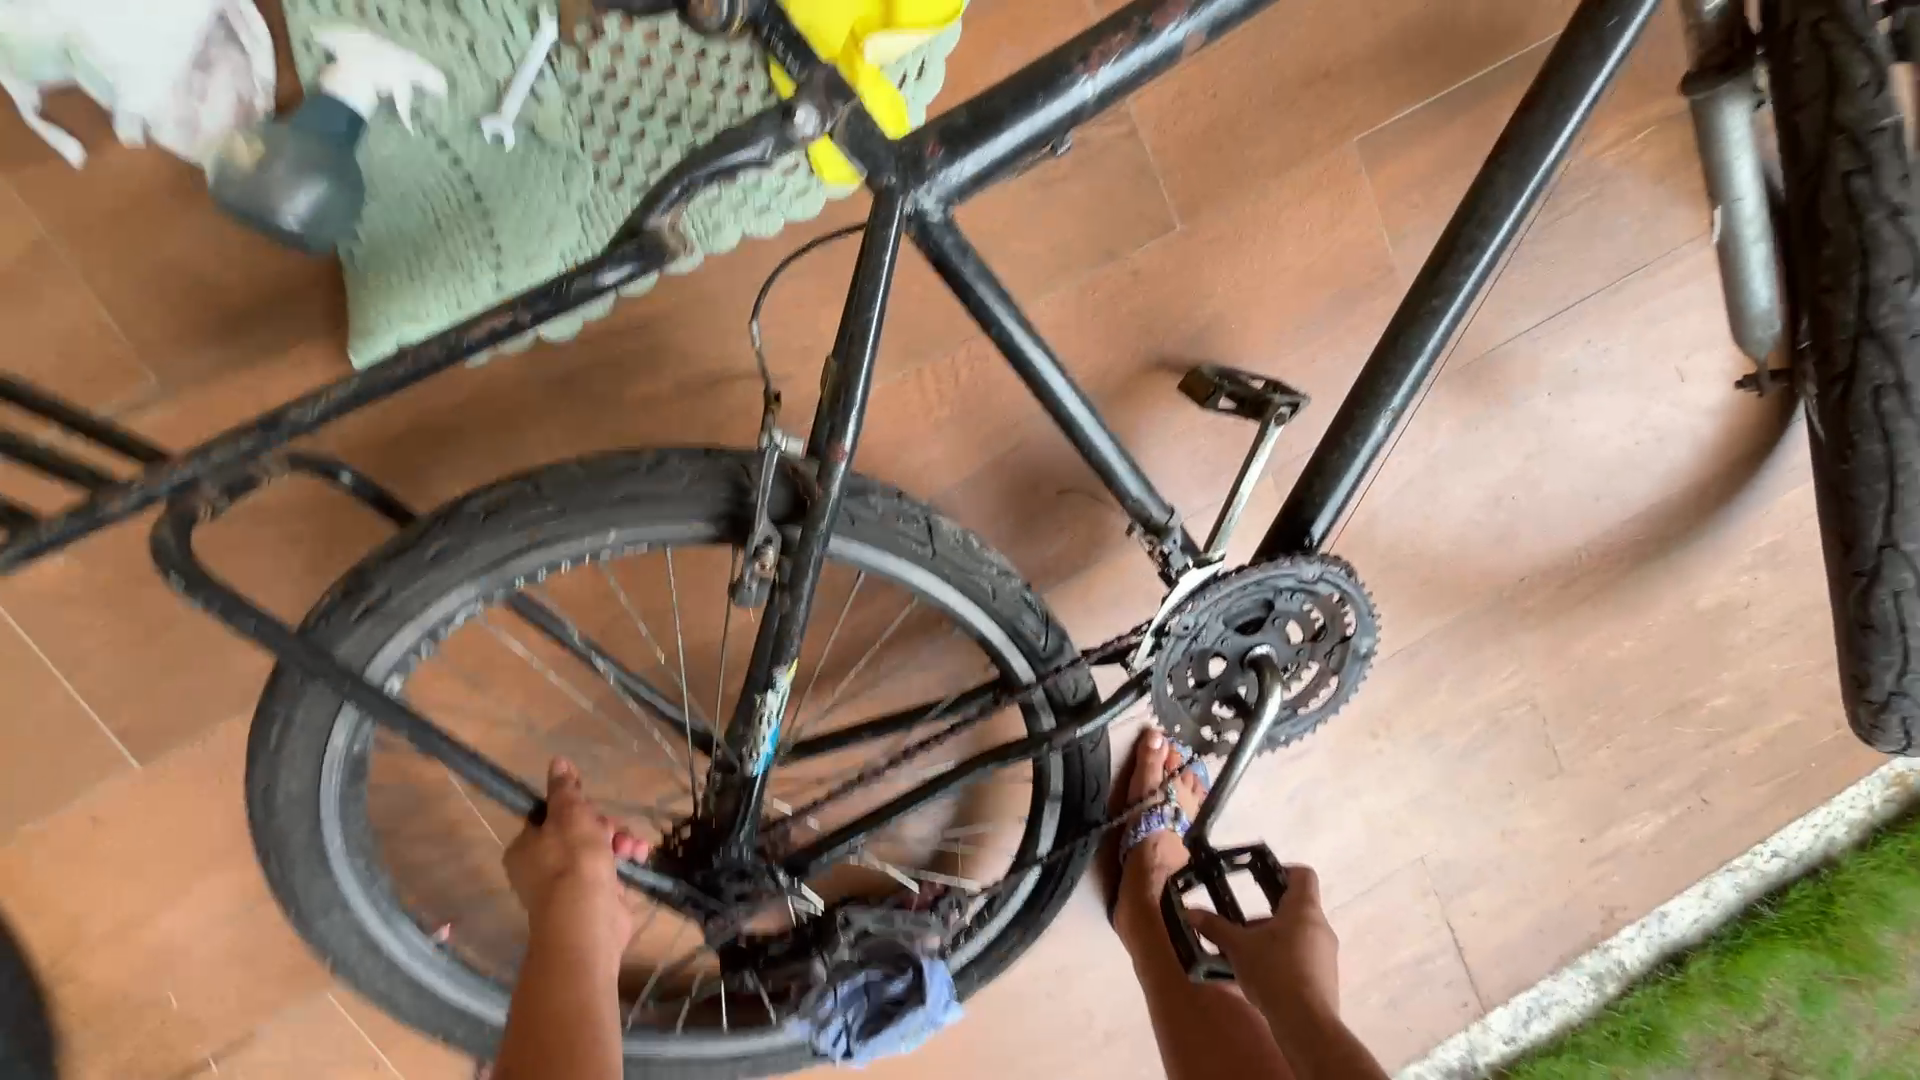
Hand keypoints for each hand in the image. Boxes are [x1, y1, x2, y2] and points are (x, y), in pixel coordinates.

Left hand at [503, 758, 649, 949]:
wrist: (587, 918)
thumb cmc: (572, 860)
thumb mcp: (570, 814)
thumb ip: (565, 789)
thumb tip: (558, 761)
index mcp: (525, 847)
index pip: (549, 815)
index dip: (575, 808)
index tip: (590, 808)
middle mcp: (540, 866)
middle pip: (578, 830)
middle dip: (604, 826)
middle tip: (612, 830)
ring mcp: (566, 884)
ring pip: (598, 847)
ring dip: (620, 841)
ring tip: (632, 847)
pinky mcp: (591, 896)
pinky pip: (609, 868)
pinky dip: (624, 860)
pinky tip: (638, 857)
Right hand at [1188, 864, 1339, 1019]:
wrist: (1306, 1024)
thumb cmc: (1273, 972)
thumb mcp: (1237, 946)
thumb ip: (1214, 926)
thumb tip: (1189, 911)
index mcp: (1303, 910)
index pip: (1303, 875)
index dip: (1282, 871)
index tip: (1260, 878)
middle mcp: (1320, 928)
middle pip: (1296, 907)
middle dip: (1268, 912)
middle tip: (1243, 921)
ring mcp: (1326, 955)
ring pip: (1298, 934)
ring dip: (1273, 937)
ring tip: (1247, 951)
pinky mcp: (1326, 979)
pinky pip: (1303, 957)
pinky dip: (1283, 958)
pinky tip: (1261, 974)